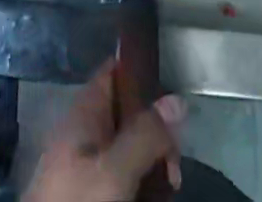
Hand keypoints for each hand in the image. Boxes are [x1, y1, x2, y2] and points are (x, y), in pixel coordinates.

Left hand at [23, 59, 184, 201]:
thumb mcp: (114, 170)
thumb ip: (145, 134)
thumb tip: (176, 99)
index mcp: (84, 113)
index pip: (113, 72)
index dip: (141, 71)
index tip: (171, 91)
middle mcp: (86, 131)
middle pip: (129, 112)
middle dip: (156, 130)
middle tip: (173, 160)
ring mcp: (87, 163)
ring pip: (131, 145)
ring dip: (154, 159)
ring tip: (170, 183)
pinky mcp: (92, 189)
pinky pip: (125, 172)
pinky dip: (144, 179)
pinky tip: (157, 195)